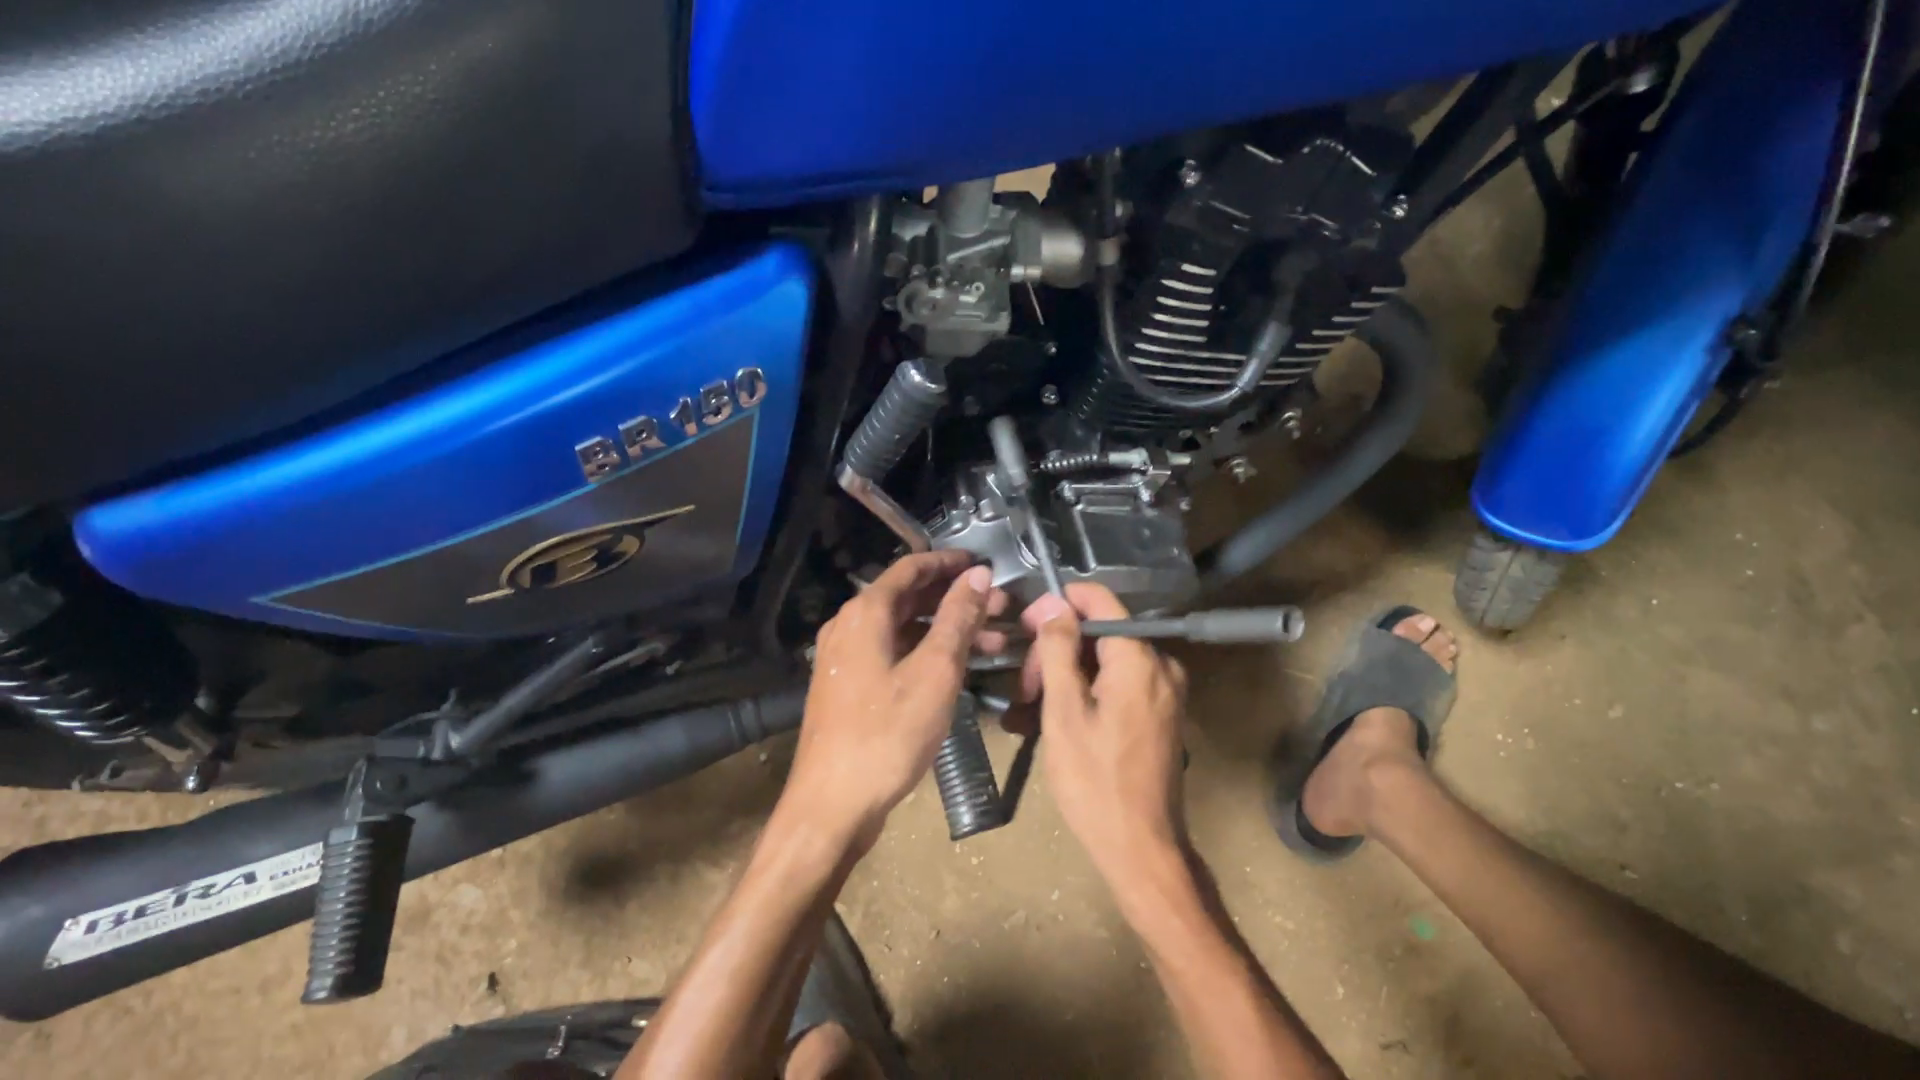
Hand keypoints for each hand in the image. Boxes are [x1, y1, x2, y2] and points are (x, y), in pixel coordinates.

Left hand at [782, 551, 1005, 848]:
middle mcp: (848, 627)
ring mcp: (845, 660)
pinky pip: (892, 656)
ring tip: (994, 645)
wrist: (832, 803)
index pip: (911, 568)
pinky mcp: (848, 689)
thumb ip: (958, 619)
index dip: (950, 563)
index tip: (986, 566)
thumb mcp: (935, 673)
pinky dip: (926, 655)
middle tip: (1001, 609)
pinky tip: (958, 672)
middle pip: (907, 599)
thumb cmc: (887, 735)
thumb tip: (978, 575)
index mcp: (865, 614)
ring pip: (903, 630)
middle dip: (956, 600)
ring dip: (946, 632)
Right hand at [1022, 585, 1189, 877]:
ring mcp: (1164, 692)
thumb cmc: (1095, 780)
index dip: (1058, 605)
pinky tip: (1053, 720)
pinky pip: (1118, 686)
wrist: (1140, 845)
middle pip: (1100, 633)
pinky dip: (1085, 695)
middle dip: (1057, 651)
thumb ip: (1059, 649)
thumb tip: (1053, 604)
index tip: (1024, 627)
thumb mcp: (1064, 711)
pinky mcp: (1160, 714)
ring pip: (1105, 661)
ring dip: (1065, 677)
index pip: (1100, 600)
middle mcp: (1161, 666)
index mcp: (1139, 659)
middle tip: (1025, 688)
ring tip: (1030, 711)